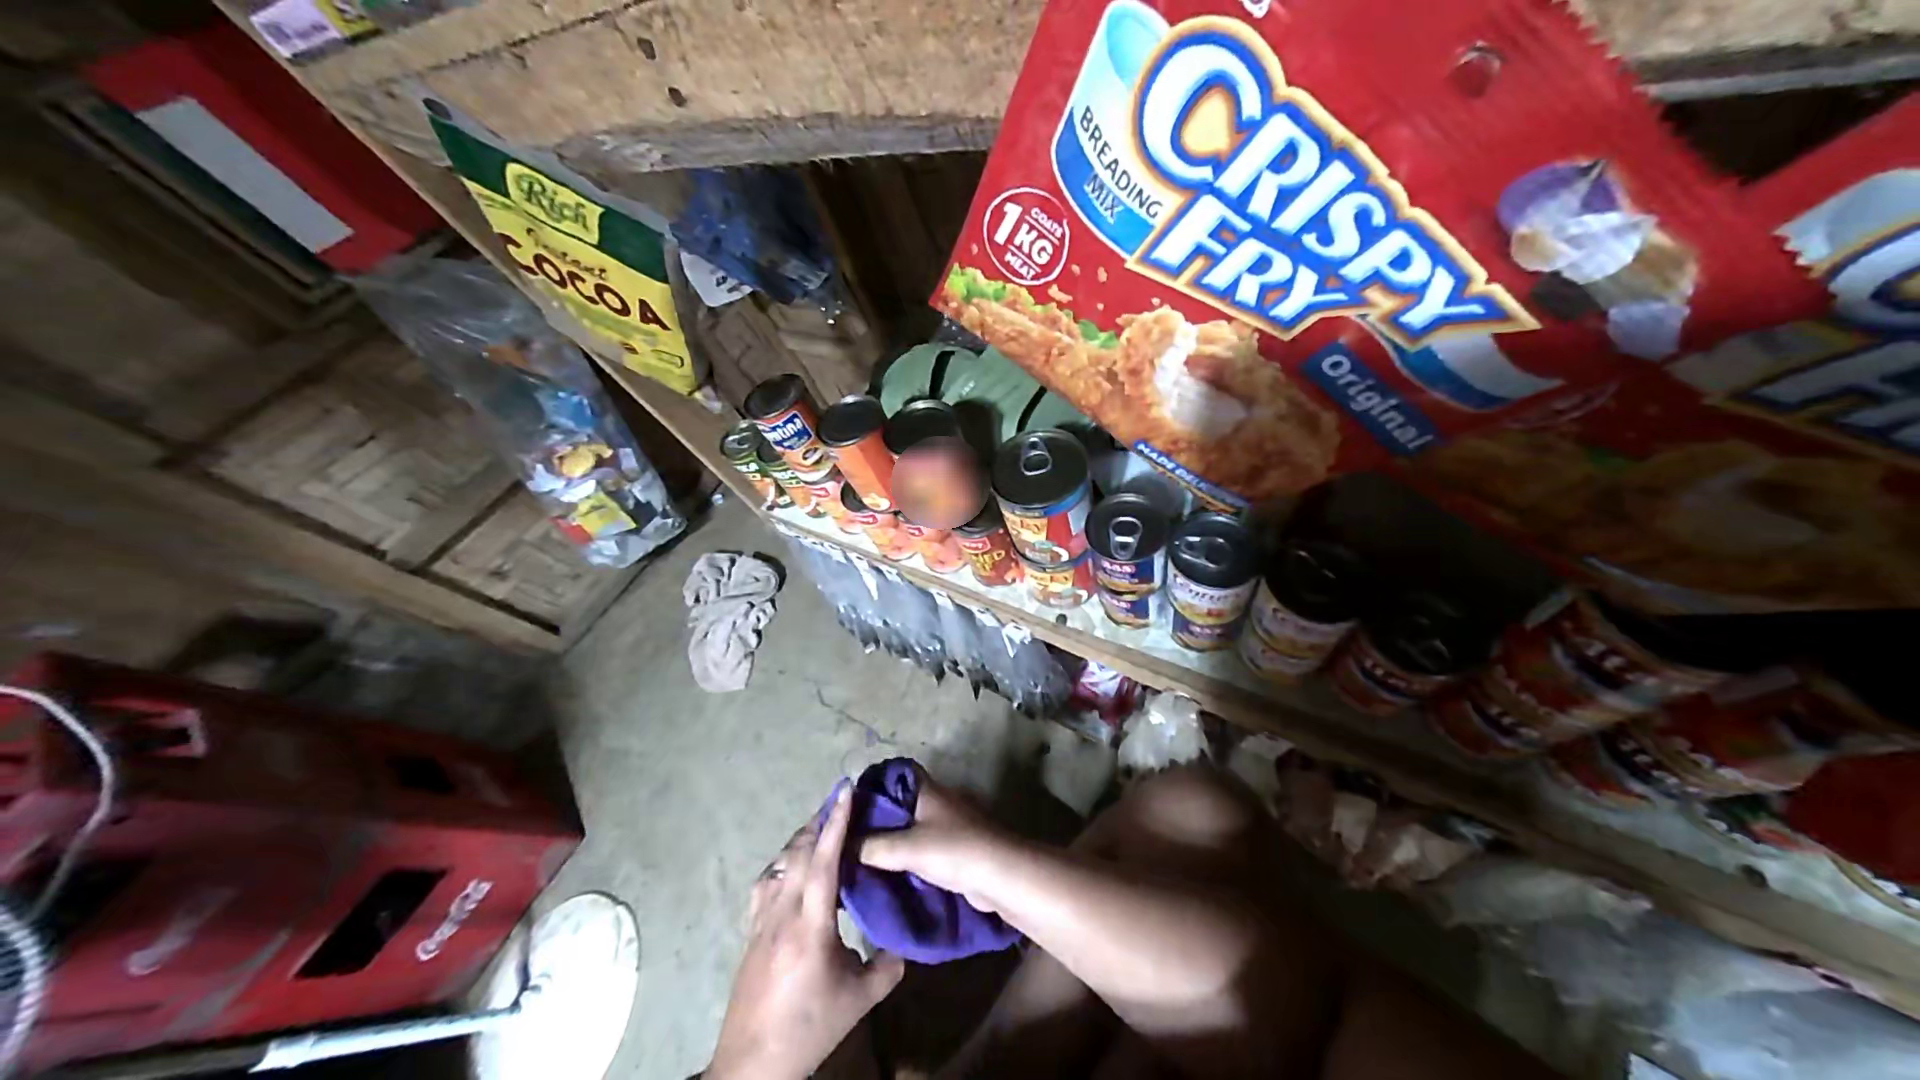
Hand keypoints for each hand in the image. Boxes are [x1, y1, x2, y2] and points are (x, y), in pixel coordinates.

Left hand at [707, 786, 905, 1079]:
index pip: (823, 859)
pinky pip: (765, 885)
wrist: (752, 1062)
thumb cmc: (810, 1026)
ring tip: (819, 830)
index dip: (836, 821)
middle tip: (839, 802)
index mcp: (810, 923)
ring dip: (799, 841)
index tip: (845, 790)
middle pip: (796, 853)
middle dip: (818, 822)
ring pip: (778, 865)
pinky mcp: (750, 934)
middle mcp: (781, 913)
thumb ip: (887, 964)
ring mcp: (760, 921)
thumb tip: (904, 940)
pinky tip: (791, 871)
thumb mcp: (859, 999)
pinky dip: (782, 865)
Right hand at [856, 774, 1013, 914]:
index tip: (846, 808)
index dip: (871, 788)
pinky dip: (906, 856)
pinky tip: (888, 871)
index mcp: (926, 789)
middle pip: (899, 804)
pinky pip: (922, 847)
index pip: (893, 776)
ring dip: (891, 841)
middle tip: (848, 837)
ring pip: (911, 827)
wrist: (1000, 876)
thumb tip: (840, 848)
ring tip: (861, 857)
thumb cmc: (953, 850)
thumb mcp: (905, 848)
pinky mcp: (955, 848)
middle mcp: (937, 800)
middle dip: (876, 820)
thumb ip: (871, 846)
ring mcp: (948, 824)